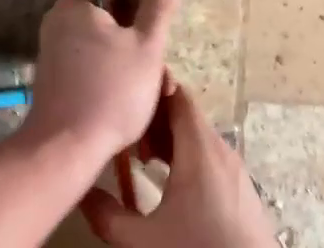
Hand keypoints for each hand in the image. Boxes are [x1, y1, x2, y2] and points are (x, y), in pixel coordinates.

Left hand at [22, 0, 184, 163]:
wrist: (65, 148)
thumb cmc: (111, 92)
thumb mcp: (147, 46)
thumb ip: (160, 4)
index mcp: (75, 2)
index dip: (141, 12)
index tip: (152, 42)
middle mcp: (57, 19)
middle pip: (110, 19)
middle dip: (136, 44)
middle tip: (156, 74)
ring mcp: (51, 49)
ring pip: (102, 46)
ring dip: (126, 64)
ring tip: (145, 94)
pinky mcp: (52, 76)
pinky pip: (87, 65)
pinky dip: (106, 78)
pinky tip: (122, 104)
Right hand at [78, 84, 275, 247]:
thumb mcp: (145, 240)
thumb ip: (108, 216)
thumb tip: (81, 193)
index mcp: (199, 147)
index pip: (176, 92)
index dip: (149, 90)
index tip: (122, 100)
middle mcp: (220, 149)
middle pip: (184, 113)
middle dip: (153, 119)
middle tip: (127, 138)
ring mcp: (235, 169)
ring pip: (197, 136)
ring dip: (169, 140)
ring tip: (144, 161)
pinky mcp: (242, 189)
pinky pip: (210, 156)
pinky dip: (187, 157)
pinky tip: (171, 185)